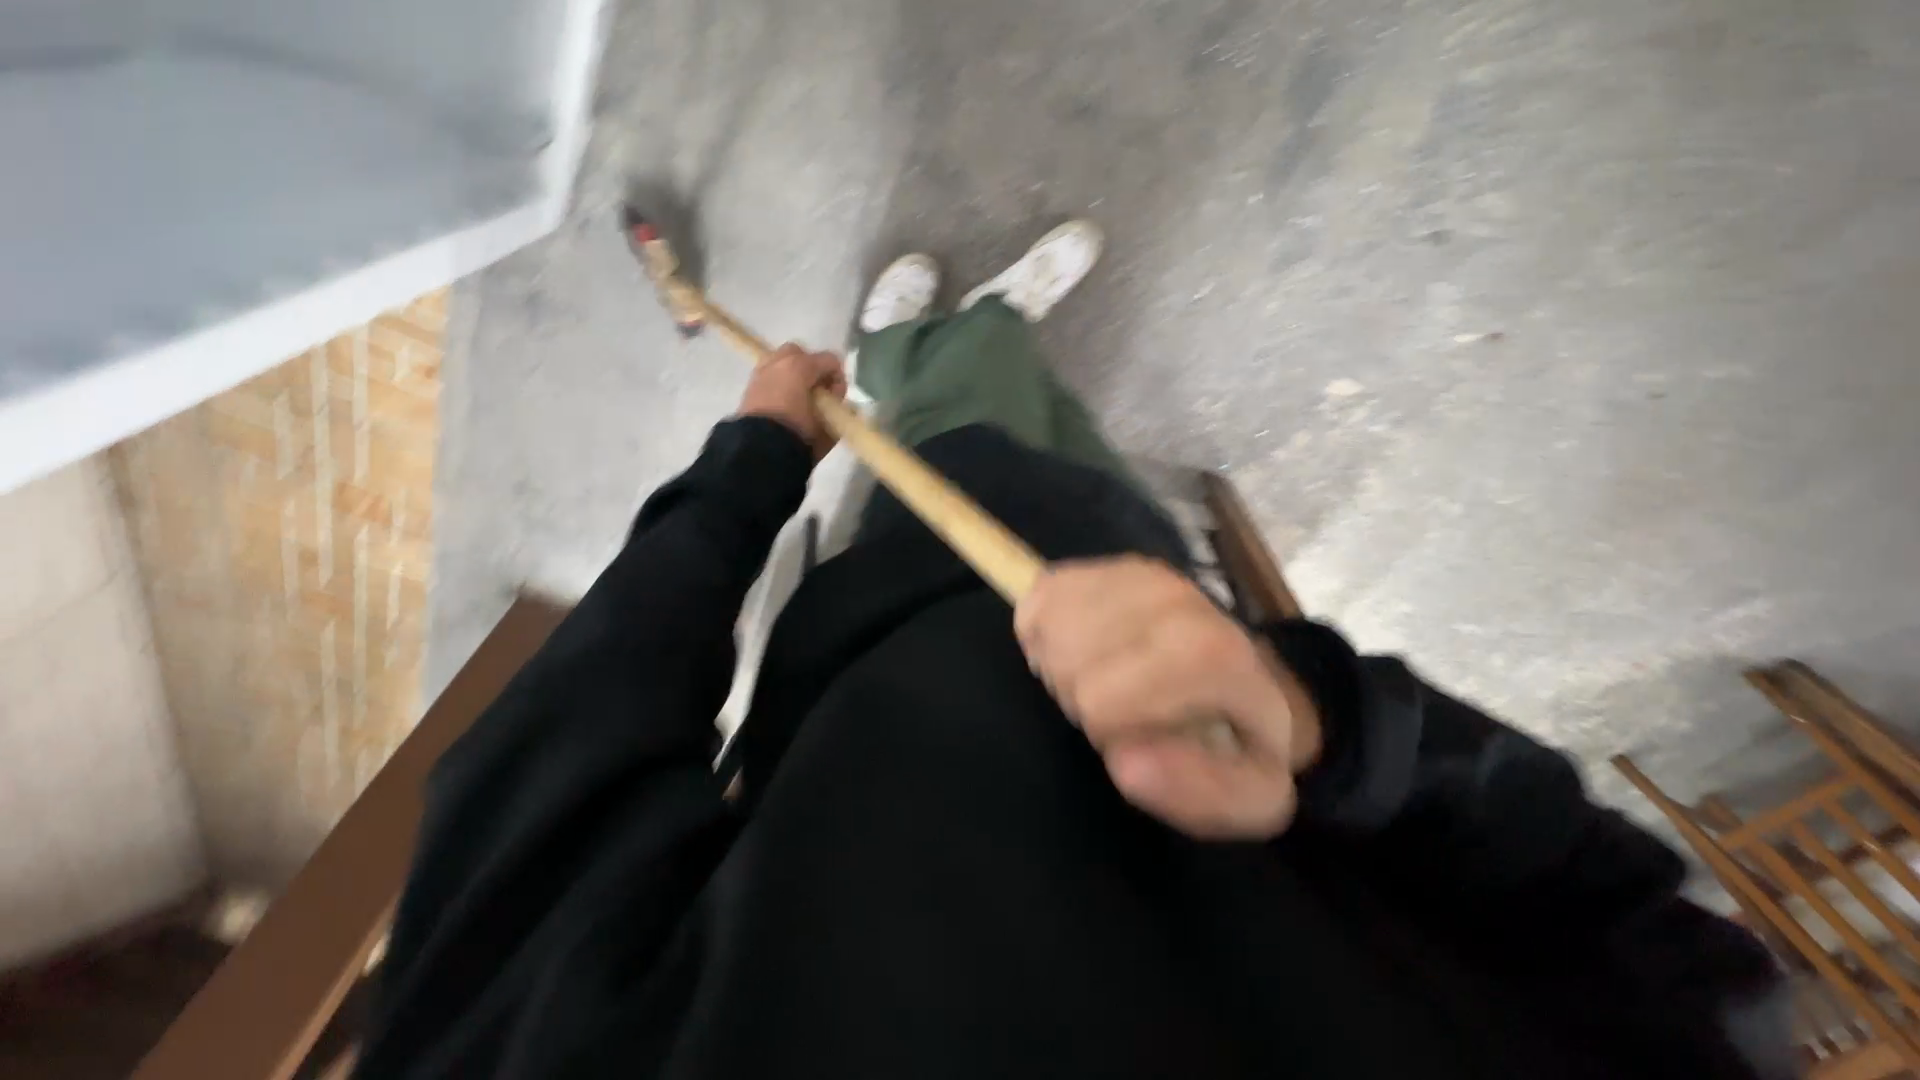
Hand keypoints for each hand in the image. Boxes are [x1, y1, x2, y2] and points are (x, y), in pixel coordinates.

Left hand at [737, 345, 847, 459]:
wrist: (762, 450)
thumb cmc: (801, 435)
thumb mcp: (830, 426)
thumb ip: (837, 409)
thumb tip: (837, 401)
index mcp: (801, 366)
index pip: (830, 360)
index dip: (837, 378)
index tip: (838, 398)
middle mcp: (780, 362)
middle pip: (800, 353)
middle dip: (810, 368)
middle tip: (816, 392)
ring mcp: (761, 372)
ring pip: (780, 362)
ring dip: (792, 375)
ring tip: (798, 398)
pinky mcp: (749, 387)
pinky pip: (768, 377)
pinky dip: (777, 385)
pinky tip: (783, 404)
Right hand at [1014, 556, 1322, 839]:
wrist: (1246, 679)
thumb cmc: (1239, 741)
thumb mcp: (1250, 796)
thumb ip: (1200, 791)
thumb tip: (1127, 762)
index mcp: (1213, 655)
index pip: (1100, 702)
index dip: (1107, 733)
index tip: (1143, 738)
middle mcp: (1172, 598)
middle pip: (1068, 667)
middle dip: (1085, 705)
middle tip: (1123, 714)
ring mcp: (1132, 572)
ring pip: (1048, 629)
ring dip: (1064, 668)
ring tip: (1105, 681)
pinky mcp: (1100, 564)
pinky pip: (1039, 600)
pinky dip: (1046, 634)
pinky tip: (1081, 650)